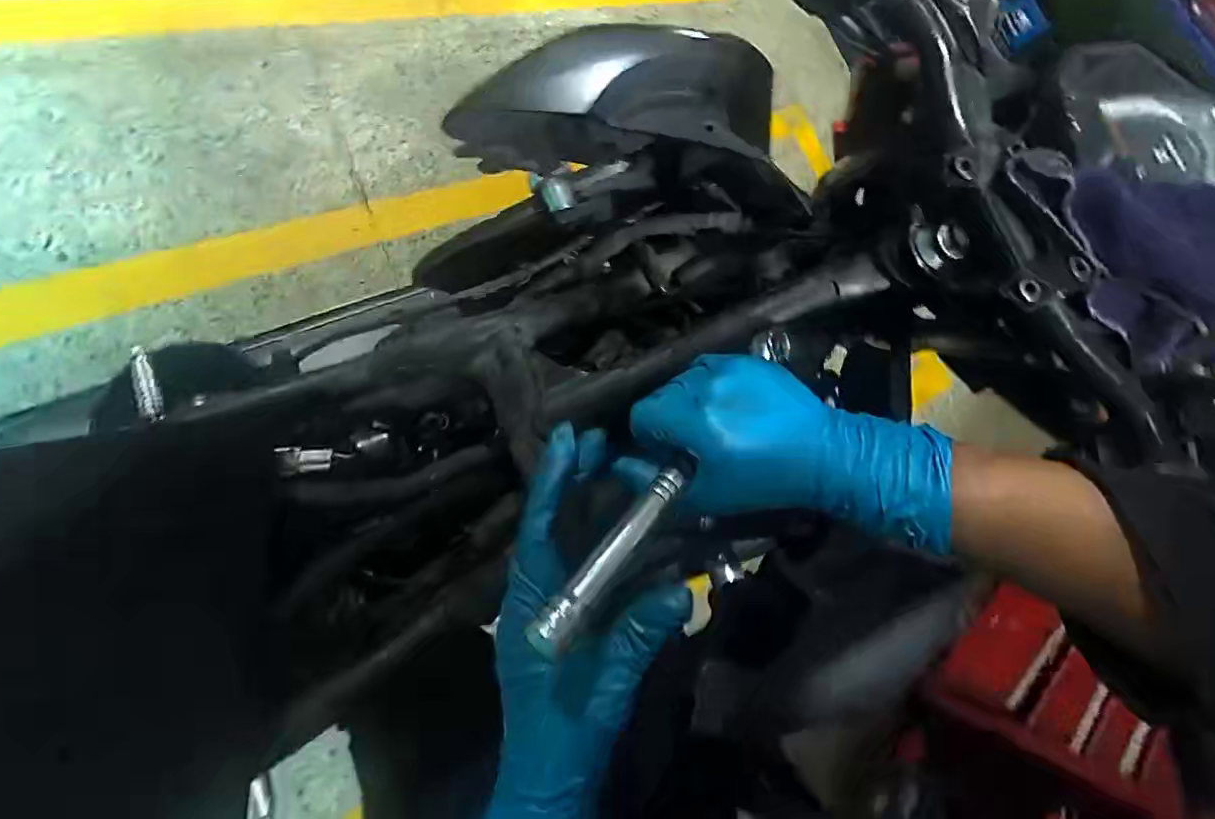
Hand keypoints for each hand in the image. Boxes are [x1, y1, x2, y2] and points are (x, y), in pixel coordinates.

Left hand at [486, 424, 691, 818]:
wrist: (547, 778)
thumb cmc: (564, 731)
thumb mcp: (604, 687)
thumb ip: (637, 637)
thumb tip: (683, 589)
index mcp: (532, 598)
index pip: (540, 525)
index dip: (554, 478)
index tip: (568, 436)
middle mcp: (537, 590)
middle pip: (557, 523)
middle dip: (575, 481)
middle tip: (600, 441)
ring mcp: (552, 602)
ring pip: (572, 541)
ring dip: (592, 505)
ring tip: (615, 467)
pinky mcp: (569, 616)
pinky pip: (589, 570)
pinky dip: (609, 547)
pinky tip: (632, 529)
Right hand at [625, 354, 954, 553]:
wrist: (826, 454)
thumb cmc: (765, 481)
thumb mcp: (707, 494)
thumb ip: (654, 480)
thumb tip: (620, 466)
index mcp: (693, 419)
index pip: (642, 413)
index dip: (648, 434)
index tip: (667, 449)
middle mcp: (705, 385)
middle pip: (661, 393)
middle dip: (668, 416)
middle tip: (691, 438)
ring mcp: (728, 367)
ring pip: (684, 378)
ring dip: (688, 397)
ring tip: (713, 419)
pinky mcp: (747, 360)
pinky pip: (711, 365)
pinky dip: (711, 383)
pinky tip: (730, 403)